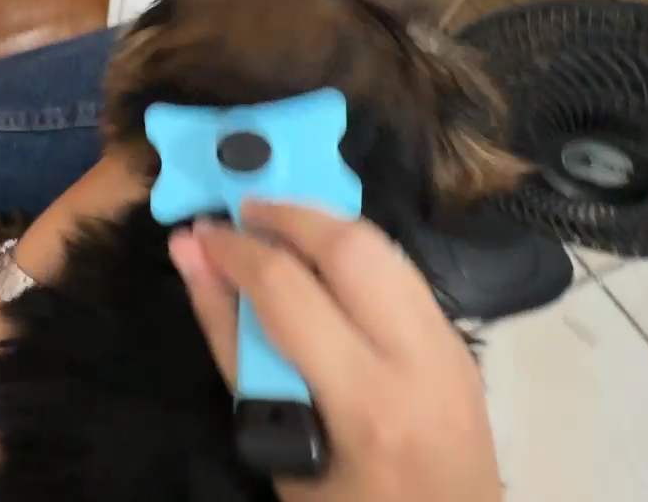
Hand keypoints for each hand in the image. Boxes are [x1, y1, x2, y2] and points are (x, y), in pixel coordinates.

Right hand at [168, 202, 501, 501]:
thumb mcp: (267, 435)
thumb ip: (226, 334)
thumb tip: (188, 255)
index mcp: (366, 402)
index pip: (287, 288)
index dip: (234, 248)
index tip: (199, 234)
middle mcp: (421, 362)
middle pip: (349, 247)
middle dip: (285, 214)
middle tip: (239, 213)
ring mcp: (451, 349)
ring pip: (381, 245)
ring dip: (319, 222)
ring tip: (273, 226)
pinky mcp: (459, 343)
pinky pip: (397, 269)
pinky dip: (348, 249)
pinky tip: (317, 258)